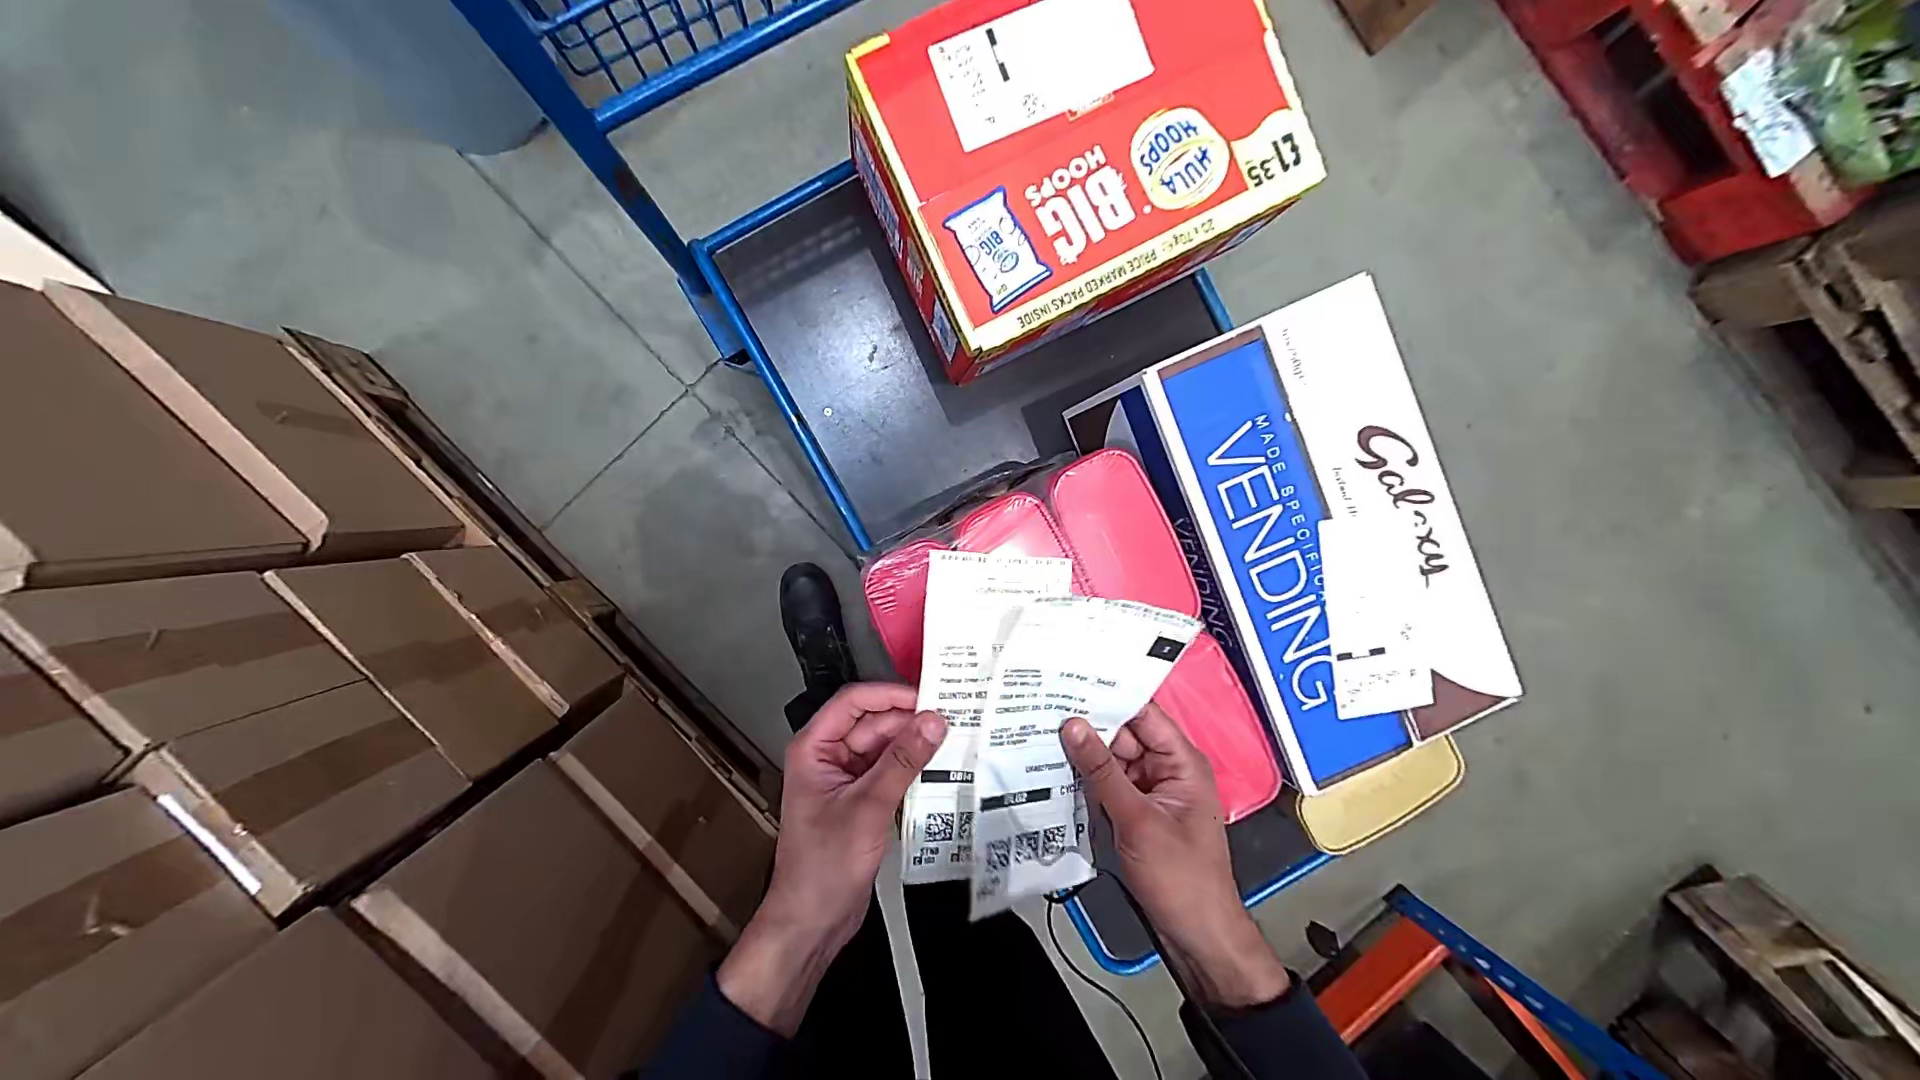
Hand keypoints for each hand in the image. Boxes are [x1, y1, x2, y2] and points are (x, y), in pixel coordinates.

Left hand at [718, 683, 945, 1034]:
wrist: (812, 923)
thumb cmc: (822, 868)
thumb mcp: (867, 808)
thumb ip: (902, 762)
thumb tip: (933, 722)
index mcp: (814, 748)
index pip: (853, 702)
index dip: (889, 695)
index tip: (928, 697)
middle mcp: (830, 756)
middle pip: (875, 722)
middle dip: (911, 721)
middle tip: (953, 721)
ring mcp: (848, 777)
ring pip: (887, 745)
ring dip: (916, 744)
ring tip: (955, 740)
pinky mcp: (865, 798)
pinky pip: (892, 769)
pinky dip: (914, 767)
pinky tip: (942, 768)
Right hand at [1061, 704, 1289, 1008]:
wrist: (1198, 937)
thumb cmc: (1181, 879)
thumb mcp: (1137, 820)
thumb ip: (1101, 771)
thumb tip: (1073, 725)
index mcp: (1181, 761)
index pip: (1143, 714)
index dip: (1109, 697)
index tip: (1070, 682)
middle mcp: (1167, 769)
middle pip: (1123, 735)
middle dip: (1088, 726)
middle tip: (1043, 710)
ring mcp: (1150, 791)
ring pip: (1111, 759)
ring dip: (1083, 754)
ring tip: (1041, 734)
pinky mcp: (1136, 811)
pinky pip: (1108, 784)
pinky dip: (1086, 779)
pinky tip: (1055, 770)